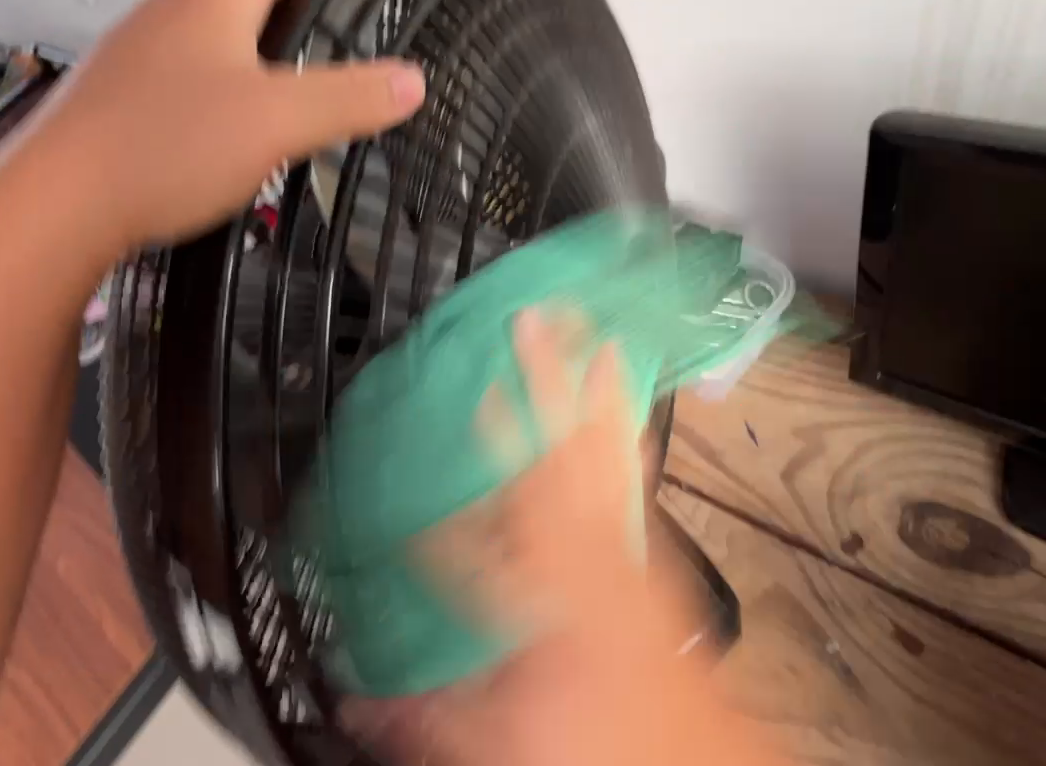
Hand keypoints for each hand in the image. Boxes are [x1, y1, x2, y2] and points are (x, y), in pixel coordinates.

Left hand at [16, 0, 425, 253]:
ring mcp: (138, 44)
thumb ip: (348, 100)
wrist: (61, 201)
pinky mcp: (118, 84)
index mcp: (214, 2)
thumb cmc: (171, 148)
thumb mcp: (277, 124)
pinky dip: (207, 24)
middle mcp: (172, 9)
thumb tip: (413, 81)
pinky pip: (175, 33)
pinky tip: (210, 60)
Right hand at [348, 308, 783, 765]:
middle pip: (556, 454)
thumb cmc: (600, 738)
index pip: (465, 546)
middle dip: (542, 383)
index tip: (397, 495)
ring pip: (606, 455)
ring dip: (597, 393)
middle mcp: (587, 558)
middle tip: (532, 323)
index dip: (427, 520)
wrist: (693, 761)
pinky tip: (631, 410)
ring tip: (598, 339)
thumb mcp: (500, 734)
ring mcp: (625, 549)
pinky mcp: (648, 553)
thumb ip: (421, 712)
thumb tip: (352, 705)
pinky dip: (629, 436)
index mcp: (539, 598)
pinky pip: (635, 480)